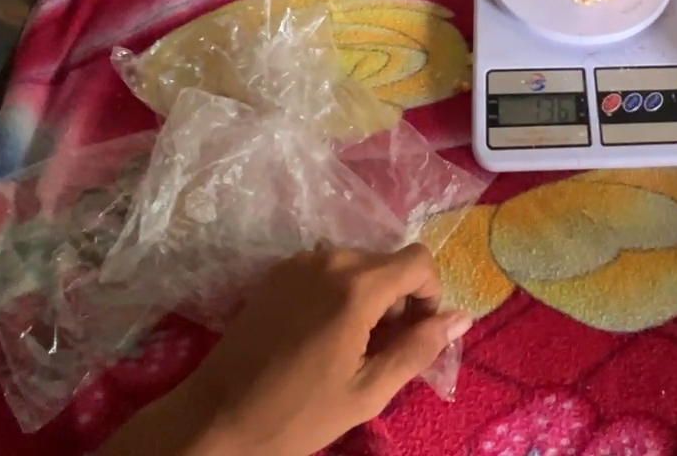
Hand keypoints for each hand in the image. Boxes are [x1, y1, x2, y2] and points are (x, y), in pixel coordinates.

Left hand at [189, 245, 470, 455]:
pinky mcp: (280, 270)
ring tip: (350, 345)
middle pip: (390, 262)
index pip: (419, 260)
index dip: (430, 293)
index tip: (417, 333)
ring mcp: (302, 260)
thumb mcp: (366, 391)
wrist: (214, 419)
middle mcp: (333, 258)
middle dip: (400, 298)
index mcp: (358, 286)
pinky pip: (329, 268)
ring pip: (360, 263)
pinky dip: (339, 291)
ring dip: (370, 295)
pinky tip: (320, 333)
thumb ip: (419, 348)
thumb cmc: (296, 413)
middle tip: (384, 349)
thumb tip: (461, 316)